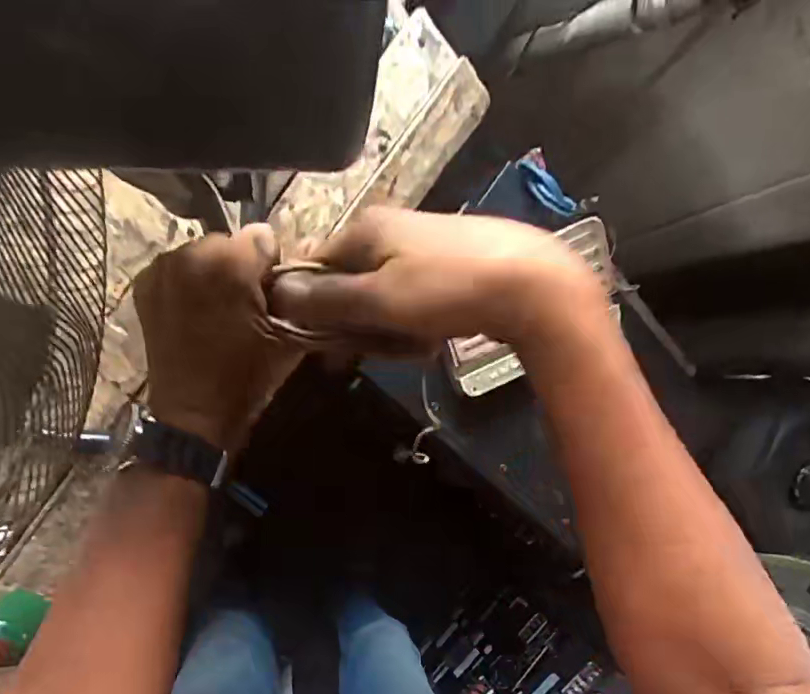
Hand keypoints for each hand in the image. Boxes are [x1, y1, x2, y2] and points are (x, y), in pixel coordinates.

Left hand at [135, 224, 302, 453]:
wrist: (195, 413)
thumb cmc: (247, 377)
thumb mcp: (290, 339)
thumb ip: (296, 293)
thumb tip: (297, 269)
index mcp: (229, 262)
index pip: (263, 238)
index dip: (271, 268)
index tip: (269, 299)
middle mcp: (191, 252)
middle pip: (229, 243)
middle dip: (239, 269)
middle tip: (244, 310)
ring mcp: (162, 267)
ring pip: (202, 254)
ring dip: (214, 276)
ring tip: (218, 315)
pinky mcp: (145, 284)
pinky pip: (177, 269)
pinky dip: (189, 285)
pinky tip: (194, 316)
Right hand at [267, 209, 611, 348]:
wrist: (531, 285)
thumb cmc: (448, 290)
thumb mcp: (380, 300)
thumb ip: (330, 299)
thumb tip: (278, 293)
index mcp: (365, 228)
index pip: (314, 267)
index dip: (313, 310)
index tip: (326, 346)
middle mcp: (390, 230)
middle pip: (350, 285)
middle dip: (360, 326)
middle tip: (382, 350)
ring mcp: (422, 247)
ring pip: (383, 298)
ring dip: (390, 331)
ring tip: (416, 346)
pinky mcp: (449, 267)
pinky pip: (414, 300)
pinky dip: (417, 324)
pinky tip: (435, 338)